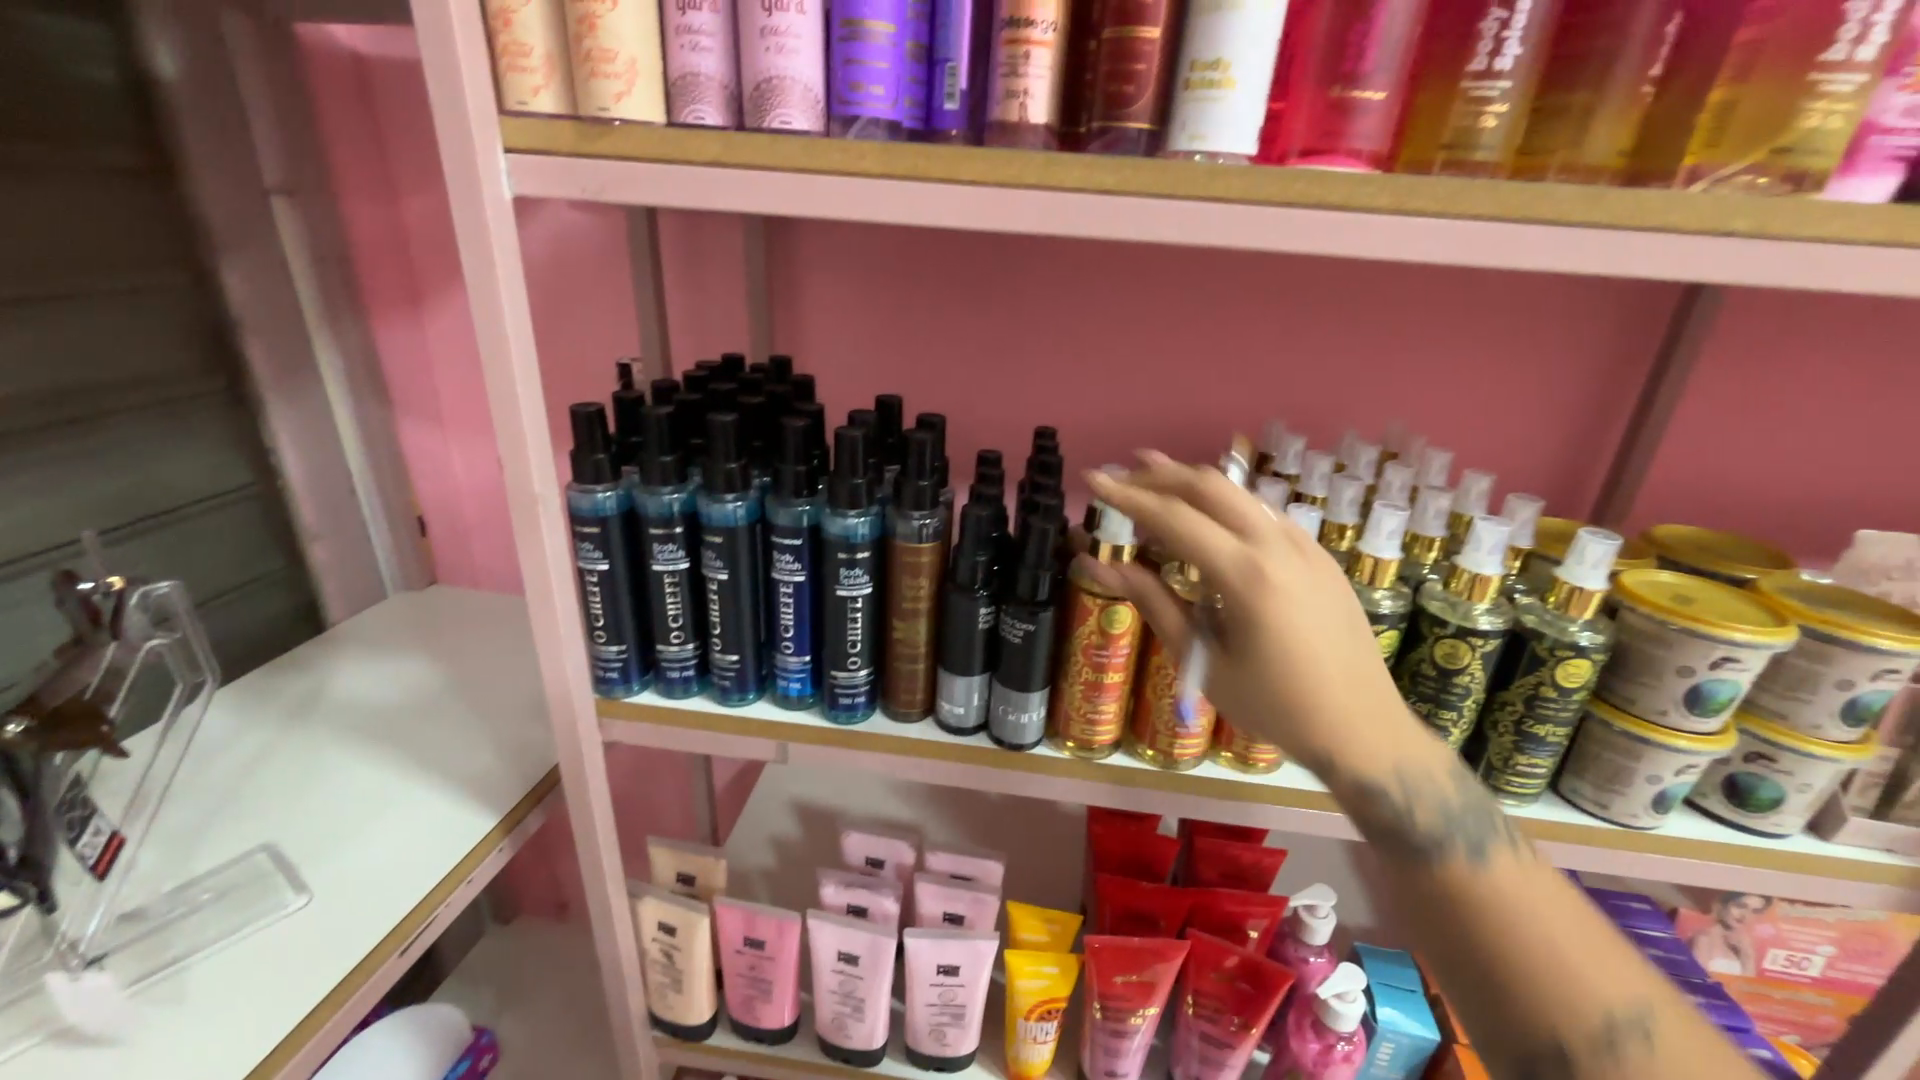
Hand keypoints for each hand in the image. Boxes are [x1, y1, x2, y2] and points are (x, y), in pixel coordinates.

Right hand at [1079, 452, 1418, 775]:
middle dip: (1159, 474)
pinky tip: (1208, 520)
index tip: (1093, 480)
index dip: (1128, 496)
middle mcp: (1278, 546)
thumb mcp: (1204, 662)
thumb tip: (1101, 564)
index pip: (1174, 517)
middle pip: (1210, 486)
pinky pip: (1265, 514)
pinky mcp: (1320, 557)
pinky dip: (1226, 505)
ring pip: (1241, 494)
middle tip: (1121, 474)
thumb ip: (1154, 603)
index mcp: (1247, 575)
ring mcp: (1306, 547)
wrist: (1364, 729)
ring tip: (1155, 480)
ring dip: (1193, 484)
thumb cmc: (1276, 707)